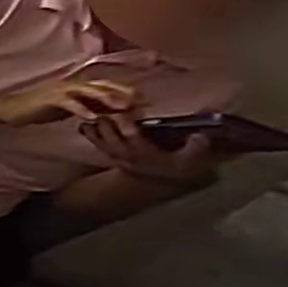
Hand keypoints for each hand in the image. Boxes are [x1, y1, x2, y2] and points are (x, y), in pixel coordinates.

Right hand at [0, 79, 135, 125]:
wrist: (10, 109)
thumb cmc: (38, 109)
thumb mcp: (67, 108)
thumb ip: (86, 107)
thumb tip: (110, 111)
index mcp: (74, 86)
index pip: (104, 86)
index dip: (125, 92)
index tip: (145, 102)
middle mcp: (69, 84)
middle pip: (100, 85)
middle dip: (122, 93)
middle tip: (142, 102)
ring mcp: (58, 90)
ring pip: (87, 91)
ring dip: (106, 98)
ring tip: (123, 106)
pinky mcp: (48, 99)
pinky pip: (68, 103)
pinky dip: (81, 109)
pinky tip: (93, 117)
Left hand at [81, 113, 219, 187]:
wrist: (155, 181)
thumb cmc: (174, 166)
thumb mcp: (190, 161)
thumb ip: (196, 148)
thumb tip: (201, 134)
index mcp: (143, 152)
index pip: (131, 136)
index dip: (126, 123)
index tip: (124, 110)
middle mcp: (123, 152)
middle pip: (107, 134)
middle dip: (105, 119)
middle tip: (104, 104)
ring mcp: (111, 151)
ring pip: (94, 136)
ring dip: (92, 122)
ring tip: (92, 108)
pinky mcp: (103, 150)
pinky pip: (90, 138)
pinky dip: (86, 127)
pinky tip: (86, 116)